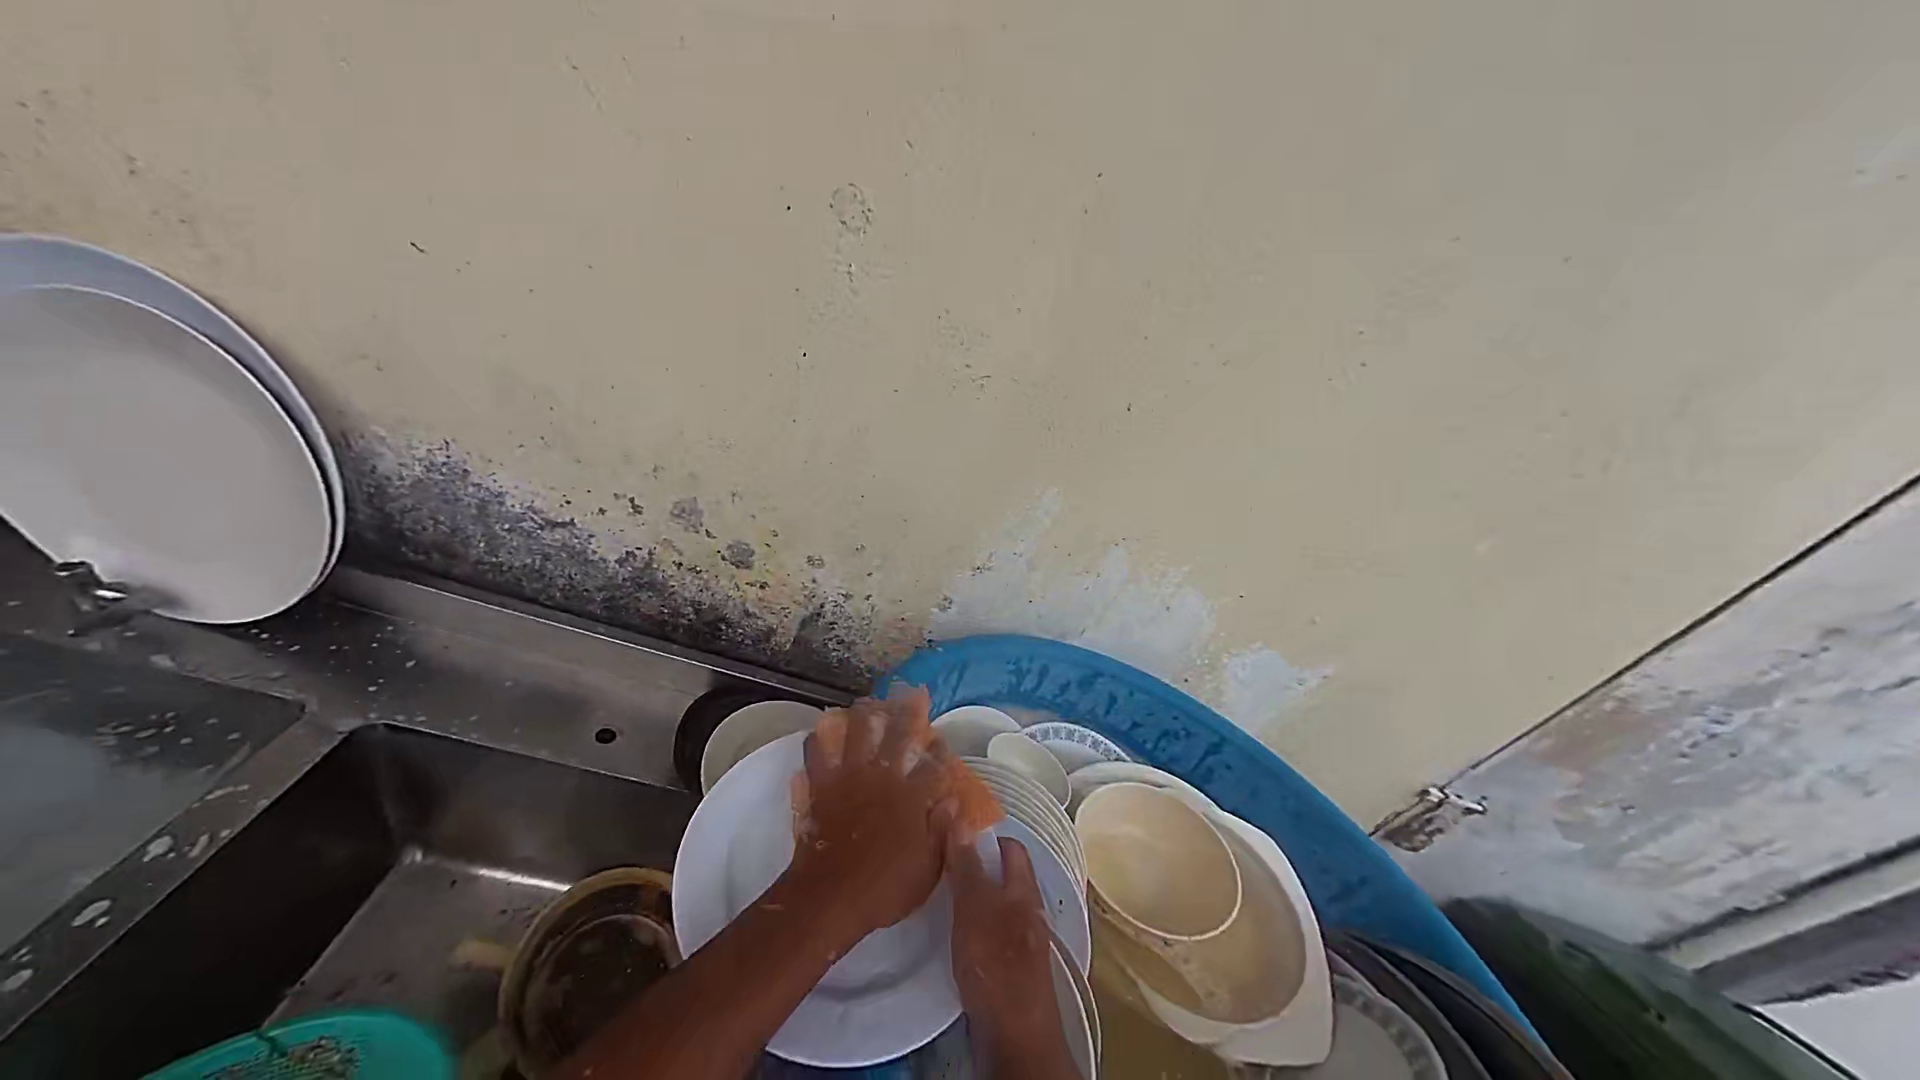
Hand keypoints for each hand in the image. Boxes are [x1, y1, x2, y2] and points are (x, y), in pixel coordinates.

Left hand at [784, 688, 955, 946]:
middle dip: (909, 711)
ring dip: (863, 715)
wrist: (830, 897)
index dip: (940, 749)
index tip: (941, 739)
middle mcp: (883, 779)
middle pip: (899, 736)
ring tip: (867, 701)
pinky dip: (817, 743)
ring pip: (857, 735)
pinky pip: (817, 756)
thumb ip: (941, 830)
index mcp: (912, 797)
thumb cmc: (884, 888)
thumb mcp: (928, 868)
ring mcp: (849, 779)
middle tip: (913, 691)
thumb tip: (951, 800)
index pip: (934, 764)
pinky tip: (819, 731)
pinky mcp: (822, 788)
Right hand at [948, 829, 1078, 1077]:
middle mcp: (1026, 912)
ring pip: (992, 906)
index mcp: (1024, 890)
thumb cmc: (996, 964)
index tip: (953, 831)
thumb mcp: (975, 907)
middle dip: (971, 866)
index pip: (1010, 847)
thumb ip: (966, 864)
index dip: (984, 834)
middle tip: (935, 861)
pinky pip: (987, 933)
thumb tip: (956, 813)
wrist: (1014, 1040)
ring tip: (934, 892)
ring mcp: (1019, 943)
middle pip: (1000, 876)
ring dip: (968, 897)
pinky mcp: (1007, 970)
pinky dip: (968, 926)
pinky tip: (947, 933)